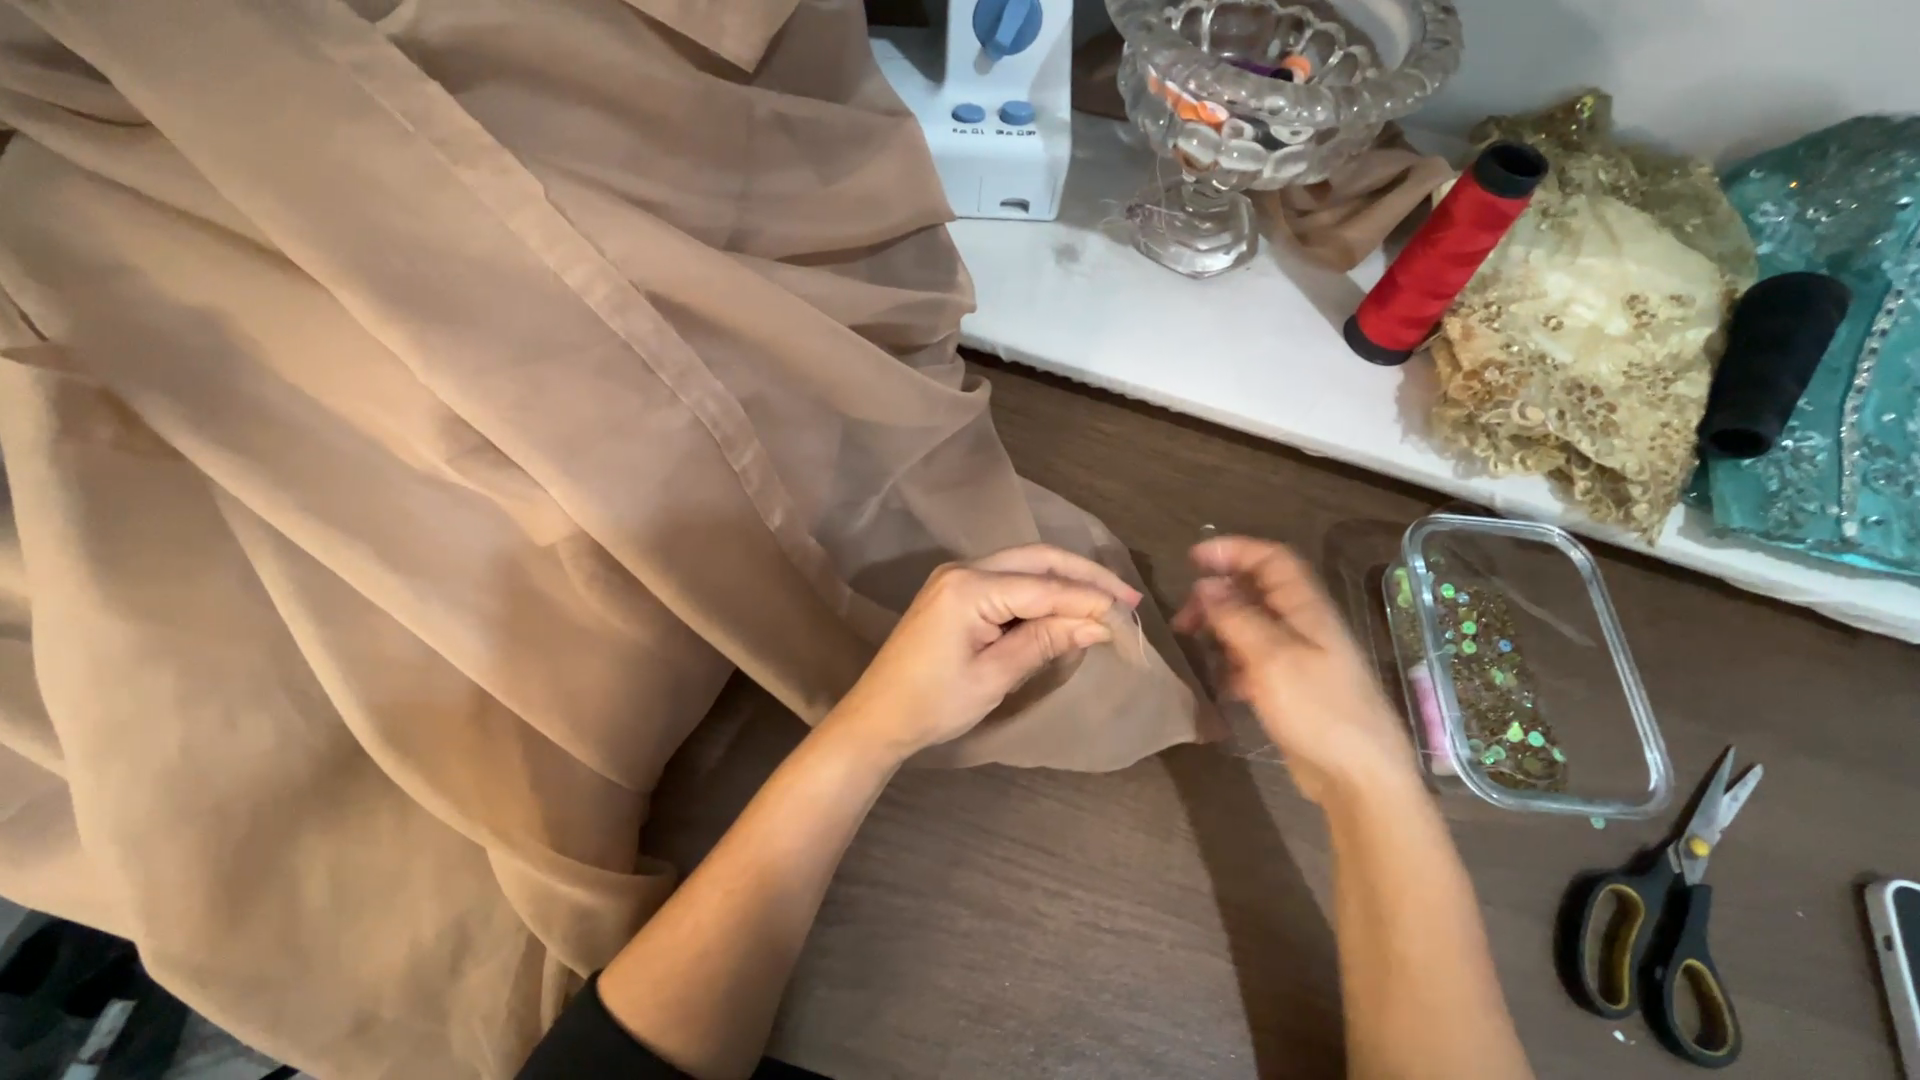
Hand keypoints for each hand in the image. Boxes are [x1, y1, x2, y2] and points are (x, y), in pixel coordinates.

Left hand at [827, 544, 1141, 758]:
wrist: (877, 717)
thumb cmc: (933, 704)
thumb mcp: (995, 676)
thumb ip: (1046, 641)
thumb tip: (1099, 624)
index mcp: (969, 588)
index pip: (1044, 587)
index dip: (1088, 599)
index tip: (1128, 613)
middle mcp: (962, 569)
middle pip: (1037, 560)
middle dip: (1084, 576)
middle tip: (1128, 597)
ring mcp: (955, 577)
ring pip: (1024, 565)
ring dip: (1065, 580)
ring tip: (1107, 600)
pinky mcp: (954, 591)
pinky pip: (1007, 580)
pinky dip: (1040, 591)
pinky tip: (1065, 607)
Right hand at [1172, 535, 1415, 803]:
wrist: (1358, 777)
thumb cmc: (1319, 711)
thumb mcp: (1272, 659)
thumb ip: (1237, 618)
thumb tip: (1206, 585)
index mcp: (1307, 609)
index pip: (1272, 560)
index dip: (1234, 550)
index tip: (1193, 558)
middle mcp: (1303, 626)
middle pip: (1256, 592)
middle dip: (1217, 596)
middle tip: (1184, 617)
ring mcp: (1298, 658)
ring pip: (1250, 627)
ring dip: (1219, 630)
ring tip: (1192, 646)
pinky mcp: (1290, 688)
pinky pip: (1252, 661)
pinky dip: (1230, 664)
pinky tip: (1215, 683)